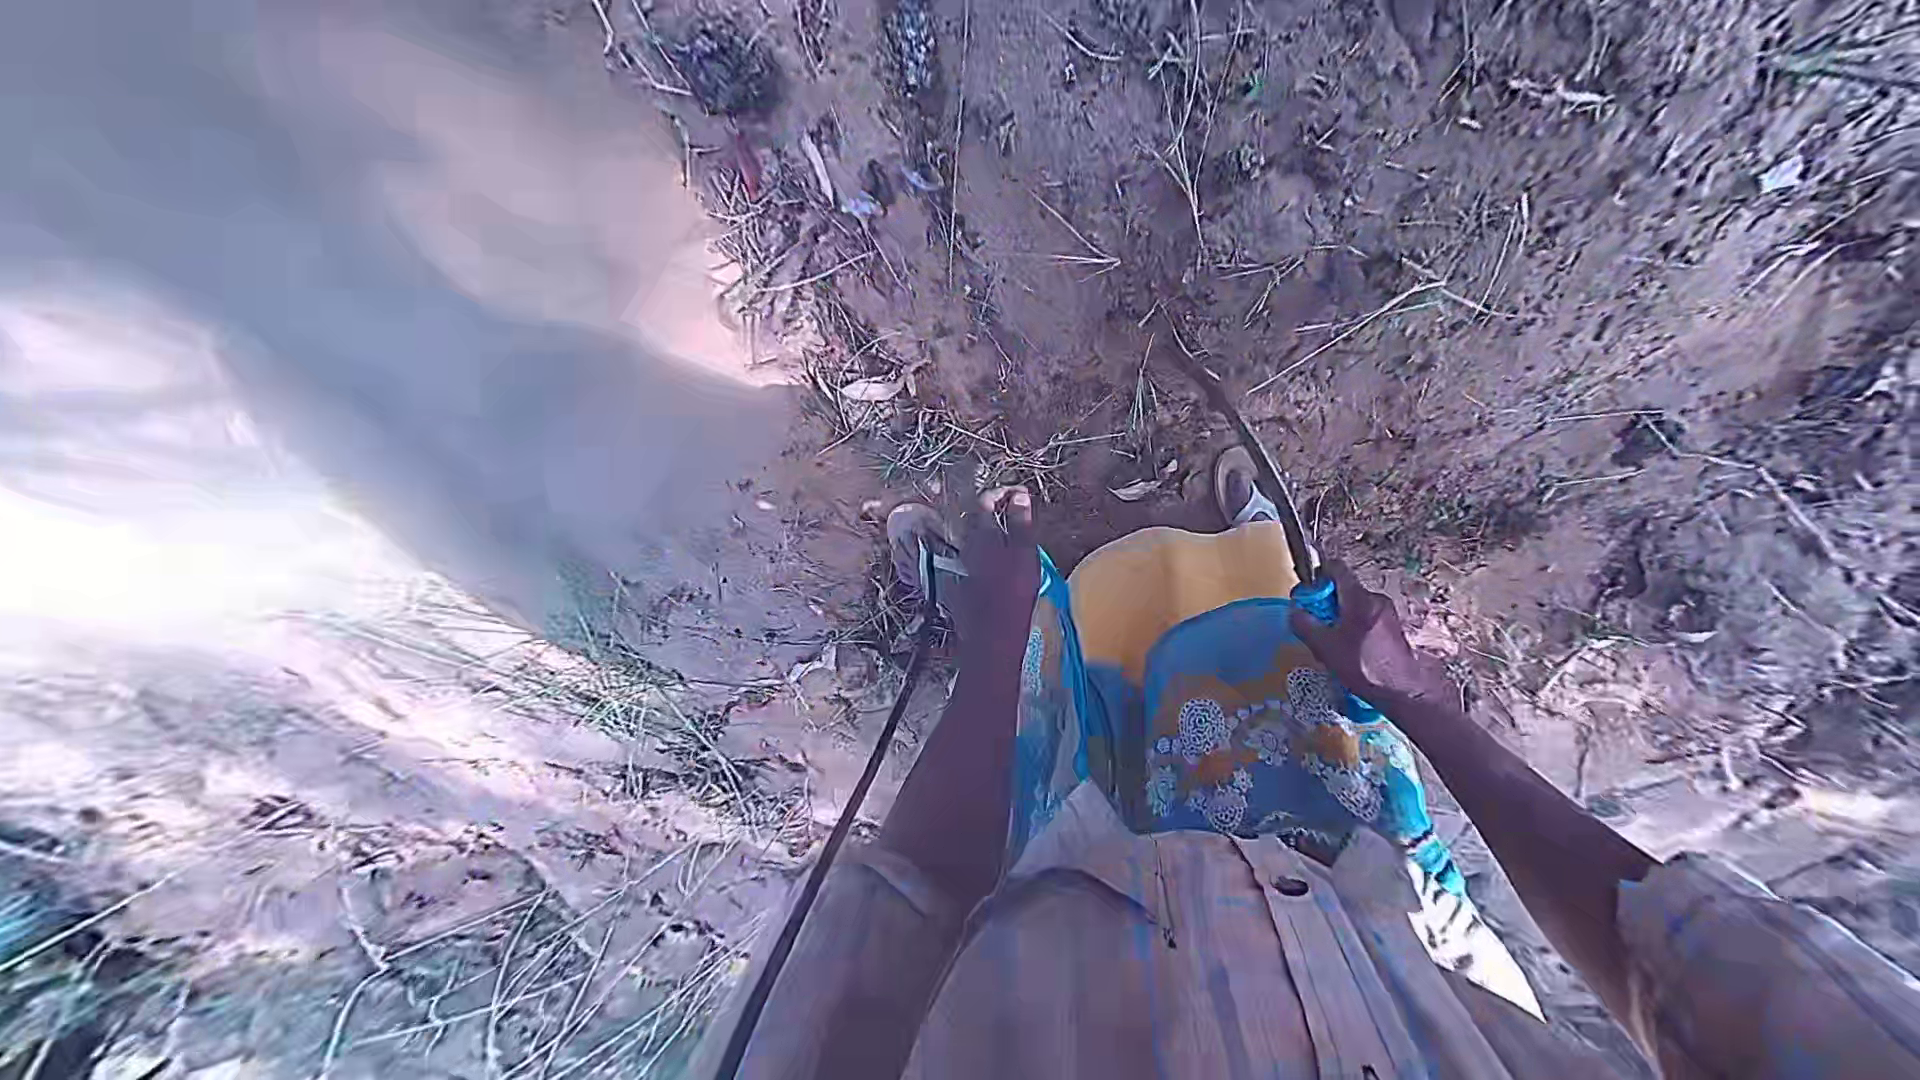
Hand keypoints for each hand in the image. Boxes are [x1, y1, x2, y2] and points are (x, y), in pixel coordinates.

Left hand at [955, 486, 1039, 646]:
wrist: (994, 630)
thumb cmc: (1013, 589)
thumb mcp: (1024, 551)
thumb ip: (1020, 522)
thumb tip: (1019, 497)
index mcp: (981, 534)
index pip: (986, 501)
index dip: (1003, 492)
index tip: (1020, 493)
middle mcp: (968, 545)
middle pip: (979, 518)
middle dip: (997, 509)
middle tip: (1018, 509)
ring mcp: (965, 562)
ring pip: (978, 536)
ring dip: (995, 528)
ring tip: (1016, 532)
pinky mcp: (967, 578)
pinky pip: (979, 553)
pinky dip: (992, 546)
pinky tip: (1005, 557)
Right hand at [1289, 560, 1449, 705]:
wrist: (1408, 694)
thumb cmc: (1365, 668)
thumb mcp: (1324, 646)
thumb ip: (1304, 624)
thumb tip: (1295, 611)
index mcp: (1359, 599)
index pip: (1335, 569)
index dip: (1316, 577)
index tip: (1307, 597)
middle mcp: (1376, 600)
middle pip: (1342, 591)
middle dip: (1324, 606)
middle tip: (1315, 628)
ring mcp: (1388, 615)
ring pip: (1352, 607)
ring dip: (1337, 620)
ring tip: (1331, 647)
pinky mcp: (1394, 629)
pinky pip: (1364, 620)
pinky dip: (1351, 630)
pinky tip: (1348, 654)